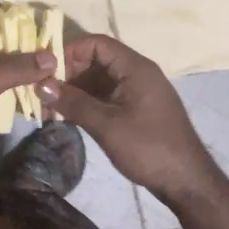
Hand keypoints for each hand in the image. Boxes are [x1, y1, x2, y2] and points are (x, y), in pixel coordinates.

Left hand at [0, 10, 54, 211]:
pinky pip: (8, 85)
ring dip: (30, 67)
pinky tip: (47, 90)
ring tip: (60, 69)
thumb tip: (52, 57)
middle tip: (58, 48)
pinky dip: (25, 86)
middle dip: (29, 44)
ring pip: (8, 64)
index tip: (43, 22)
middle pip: (4, 39)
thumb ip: (17, 67)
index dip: (15, 15)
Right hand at [38, 34, 214, 203]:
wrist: (188, 184)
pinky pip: (107, 95)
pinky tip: (70, 117)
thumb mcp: (107, 125)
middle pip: (97, 59)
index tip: (47, 70)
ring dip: (76, 90)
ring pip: (100, 79)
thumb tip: (40, 84)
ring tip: (51, 107)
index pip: (97, 43)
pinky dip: (88, 102)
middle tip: (45, 91)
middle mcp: (138, 73)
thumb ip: (73, 103)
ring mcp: (139, 92)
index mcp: (135, 68)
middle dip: (69, 72)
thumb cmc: (149, 149)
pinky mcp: (138, 109)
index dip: (70, 51)